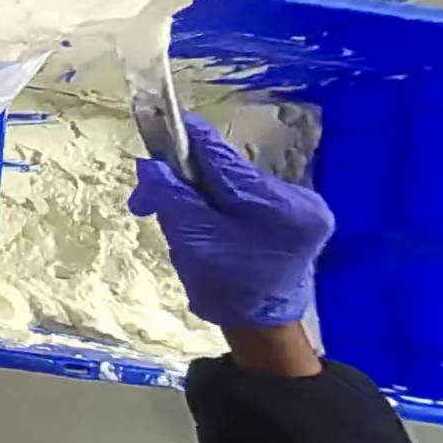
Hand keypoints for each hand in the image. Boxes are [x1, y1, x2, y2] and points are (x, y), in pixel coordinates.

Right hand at [128, 113, 333, 327]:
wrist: (256, 322)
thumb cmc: (223, 284)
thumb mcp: (190, 239)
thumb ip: (171, 197)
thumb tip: (150, 164)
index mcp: (275, 204)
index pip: (224, 160)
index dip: (192, 139)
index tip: (169, 120)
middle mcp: (296, 198)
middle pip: (226, 174)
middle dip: (183, 181)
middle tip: (144, 201)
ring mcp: (298, 207)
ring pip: (232, 187)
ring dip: (195, 196)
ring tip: (168, 217)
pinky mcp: (291, 218)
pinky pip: (241, 200)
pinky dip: (212, 206)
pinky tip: (196, 222)